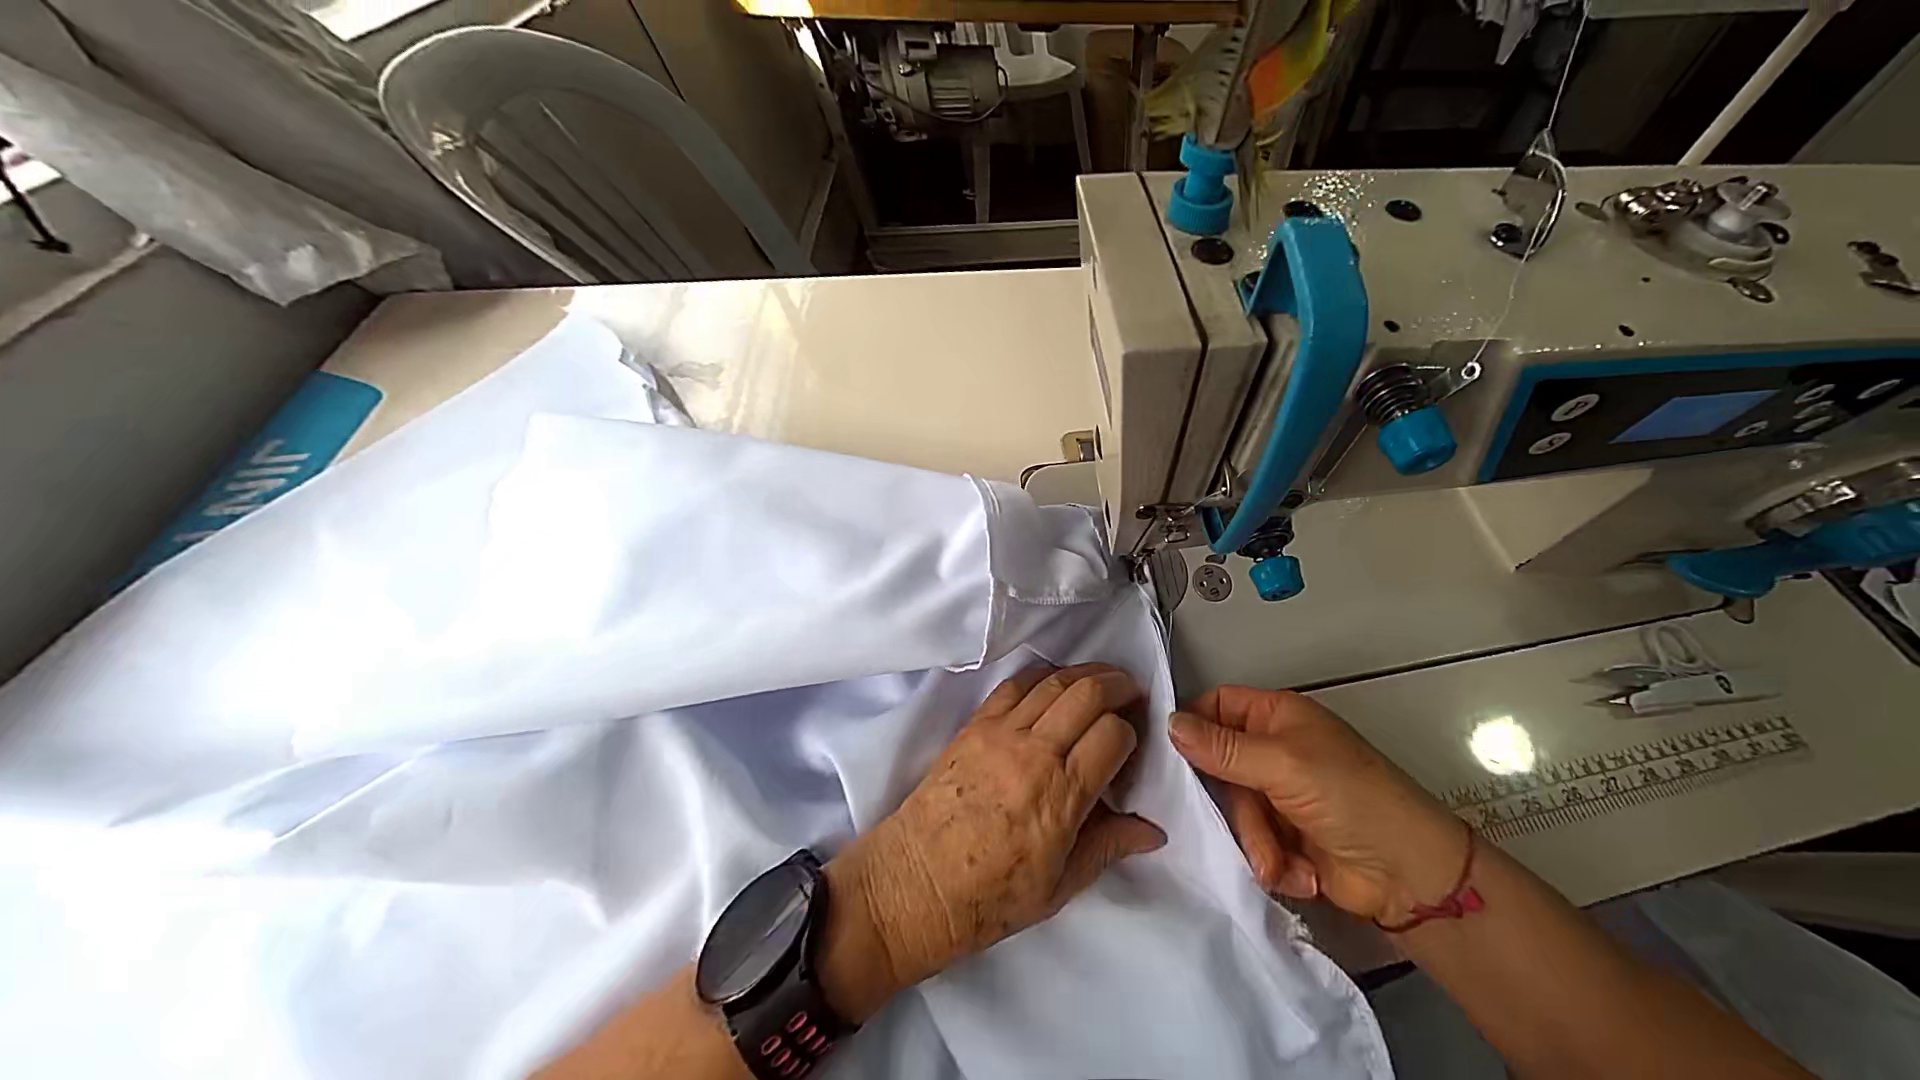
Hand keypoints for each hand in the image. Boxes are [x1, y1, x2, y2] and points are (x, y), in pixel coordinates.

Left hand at [820, 663, 1165, 1017]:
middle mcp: (1033, 754)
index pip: (1113, 735)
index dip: (1132, 732)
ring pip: (1052, 682)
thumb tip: (1152, 832)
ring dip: (1083, 674)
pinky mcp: (973, 727)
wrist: (917, 882)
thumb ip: (1108, 847)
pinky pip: (1013, 686)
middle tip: (1131, 692)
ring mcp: (999, 734)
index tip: (1133, 741)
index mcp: (1061, 795)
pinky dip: (1040, 676)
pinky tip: (1053, 682)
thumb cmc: (990, 896)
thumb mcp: (1060, 886)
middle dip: (1117, 686)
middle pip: (1087, 694)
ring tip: (1101, 679)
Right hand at [1169, 686, 1466, 923]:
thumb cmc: (1352, 799)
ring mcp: (1275, 793)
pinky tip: (1297, 872)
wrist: (1410, 878)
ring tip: (1278, 862)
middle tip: (1239, 821)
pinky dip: (1268, 859)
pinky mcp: (1280, 835)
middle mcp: (1271, 749)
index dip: (1191, 726)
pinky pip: (1247, 840)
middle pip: (1216, 765)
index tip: (1169, 756)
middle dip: (1231, 804)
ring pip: (1230, 809)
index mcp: (1275, 716)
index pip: (1214, 706)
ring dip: (1253, 840)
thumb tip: (1169, 723)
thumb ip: (1222, 747)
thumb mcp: (1283, 764)